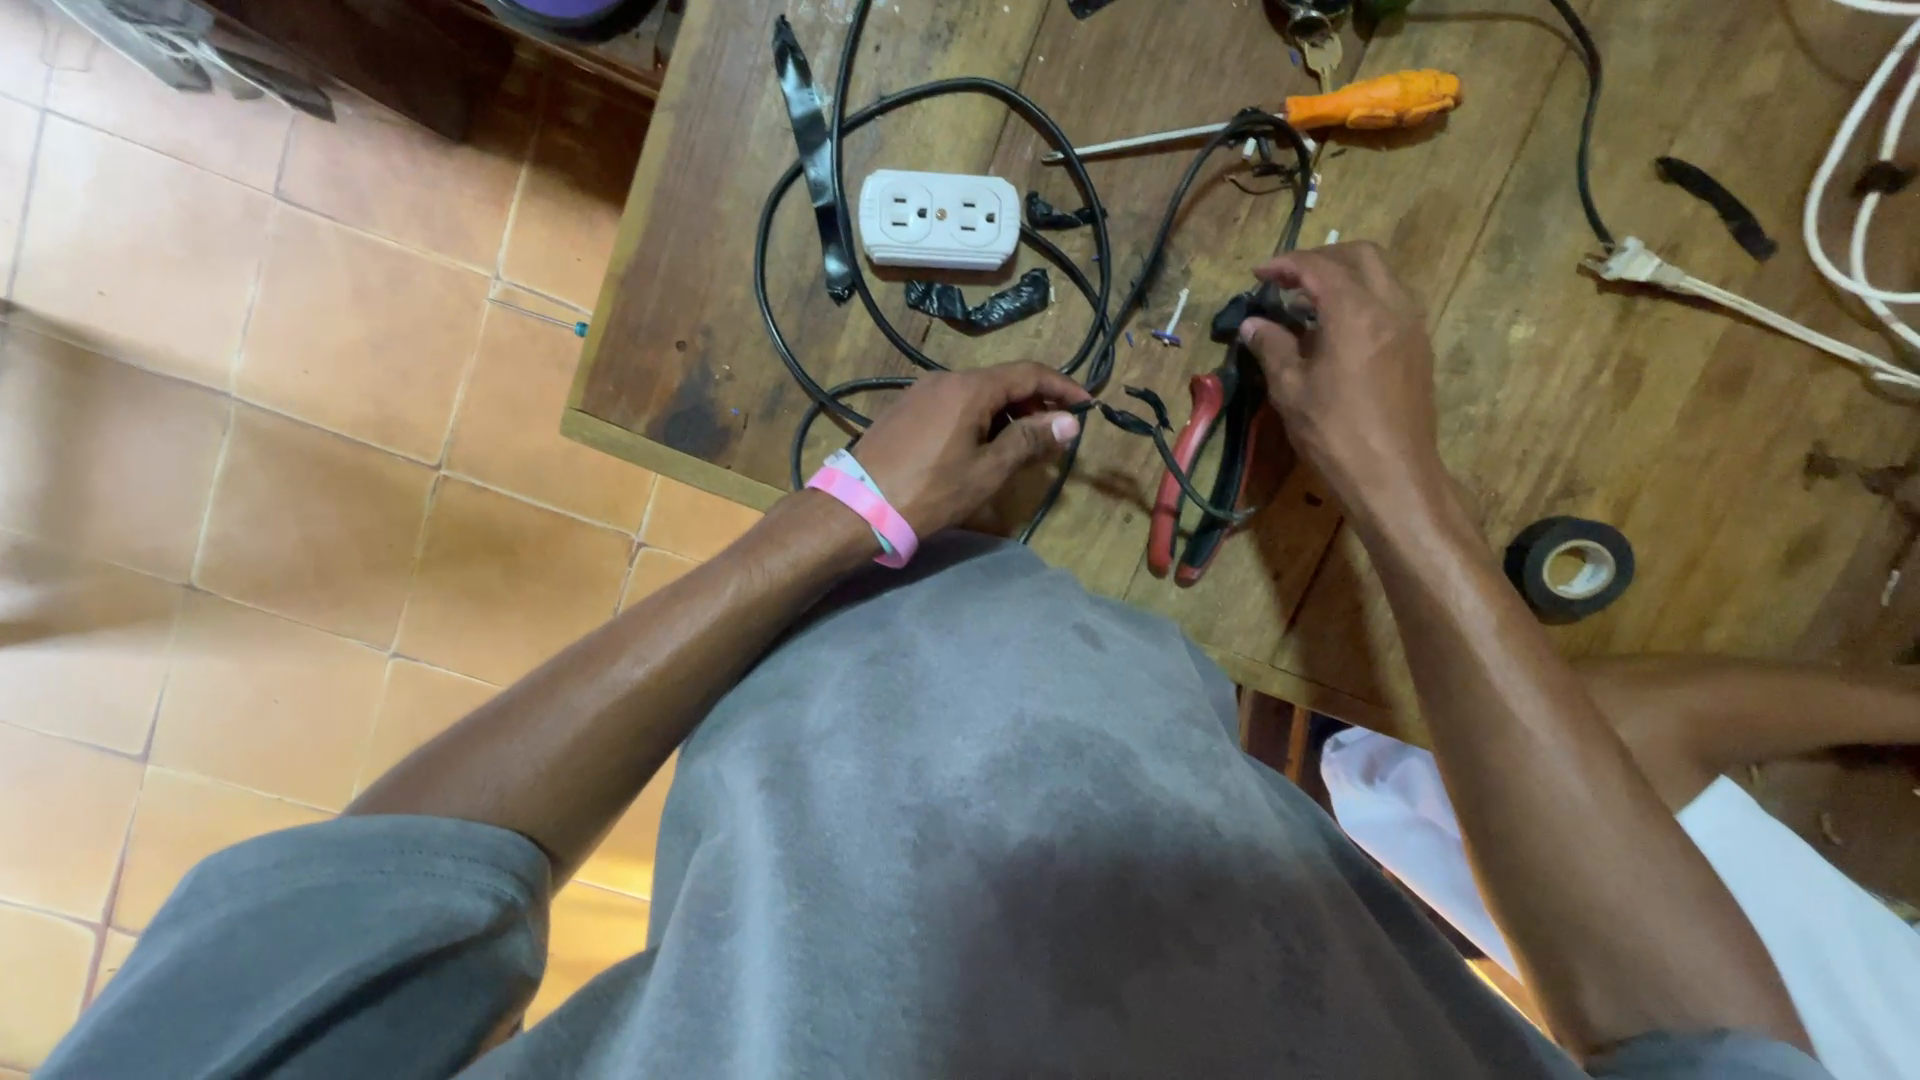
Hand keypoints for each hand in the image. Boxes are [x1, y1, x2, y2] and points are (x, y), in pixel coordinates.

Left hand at [852, 362, 1089, 535]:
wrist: (858, 508)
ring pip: (977, 393)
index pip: (1028, 373)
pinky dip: (979, 417)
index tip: (1087, 405)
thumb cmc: (929, 492)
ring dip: (1006, 413)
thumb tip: (1069, 421)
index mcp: (969, 387)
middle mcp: (944, 379)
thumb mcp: (987, 471)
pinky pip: (954, 404)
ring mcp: (920, 392)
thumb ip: (1029, 441)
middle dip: (1035, 403)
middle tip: (1055, 435)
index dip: (1062, 387)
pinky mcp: (905, 410)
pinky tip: (982, 445)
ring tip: (1022, 445)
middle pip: (1002, 381)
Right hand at [1238, 242, 1445, 528]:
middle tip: (1286, 279)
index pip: (1319, 267)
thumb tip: (1254, 324)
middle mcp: (1391, 306)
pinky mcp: (1417, 347)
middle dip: (1320, 259)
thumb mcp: (1291, 390)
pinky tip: (1334, 329)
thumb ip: (1272, 347)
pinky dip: (1360, 298)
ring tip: (1306, 304)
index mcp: (1355, 313)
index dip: (1285, 264)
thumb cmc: (1334, 433)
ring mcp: (1411, 326)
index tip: (1257, 274)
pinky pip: (1390, 301)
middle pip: (1360, 256)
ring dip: (1343, 276)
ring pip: (1380, 276)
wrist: (1393, 475)